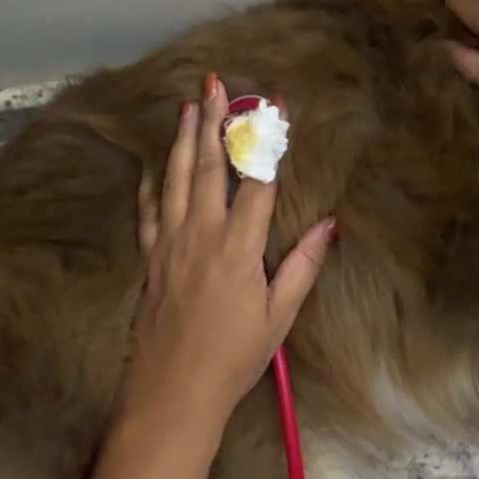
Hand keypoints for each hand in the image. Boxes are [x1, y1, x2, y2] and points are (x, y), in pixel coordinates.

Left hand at [120, 74, 334, 445]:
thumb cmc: (233, 358)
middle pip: (208, 165)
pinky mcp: (150, 258)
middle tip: (216, 84)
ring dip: (182, 138)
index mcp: (238, 247)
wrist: (172, 395)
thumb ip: (302, 266)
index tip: (275, 105)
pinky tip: (153, 165)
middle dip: (214, 120)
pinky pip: (149, 212)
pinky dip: (152, 184)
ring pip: (176, 178)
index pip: (257, 179)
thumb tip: (328, 224)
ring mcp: (170, 243)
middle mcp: (201, 234)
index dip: (267, 138)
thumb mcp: (278, 317)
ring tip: (188, 105)